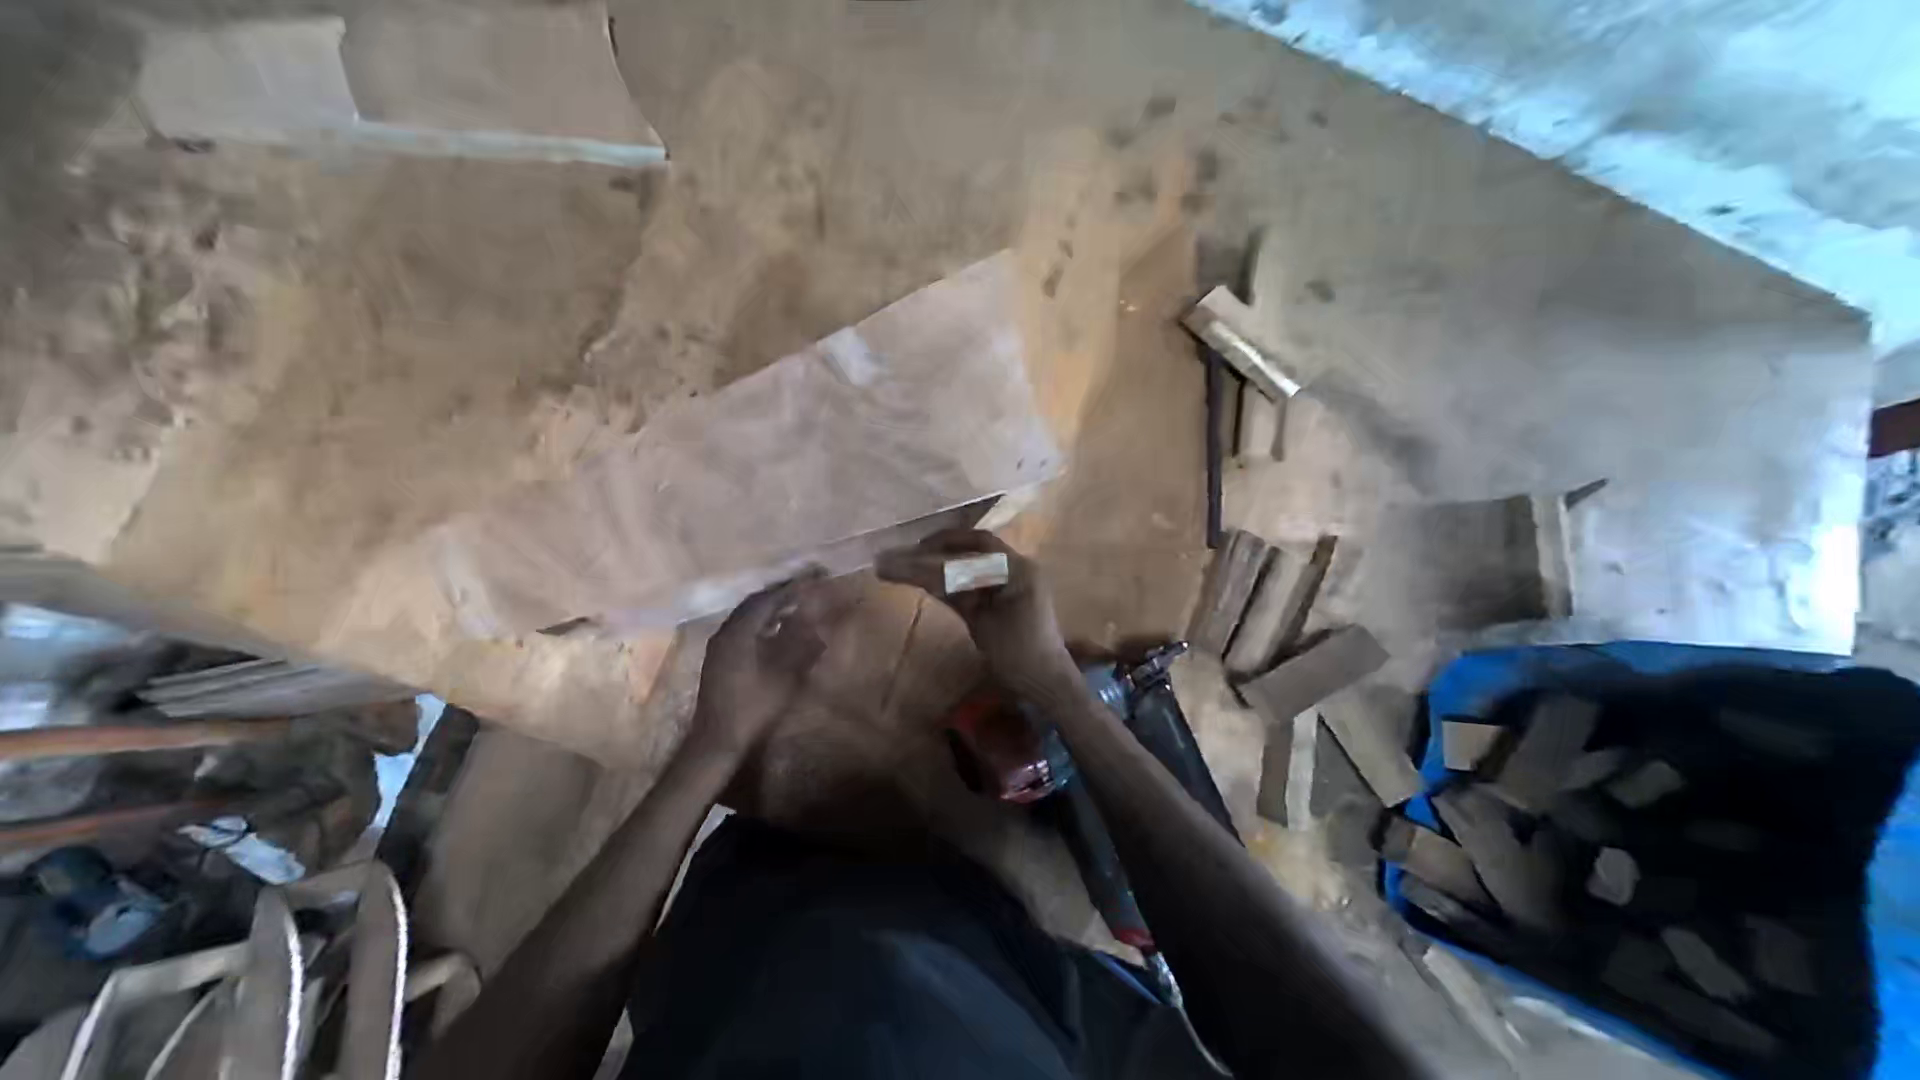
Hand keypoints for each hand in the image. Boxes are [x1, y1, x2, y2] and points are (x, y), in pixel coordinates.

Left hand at [690, 570, 850, 756]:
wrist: (717, 740)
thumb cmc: (754, 706)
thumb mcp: (785, 674)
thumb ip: (800, 642)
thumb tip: (815, 617)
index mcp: (739, 632)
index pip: (768, 599)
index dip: (792, 587)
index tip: (812, 577)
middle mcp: (725, 633)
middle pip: (754, 604)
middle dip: (779, 594)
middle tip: (804, 587)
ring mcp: (718, 647)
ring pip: (746, 617)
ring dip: (769, 608)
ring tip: (793, 605)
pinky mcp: (718, 659)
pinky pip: (742, 629)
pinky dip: (760, 623)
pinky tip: (775, 631)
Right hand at [876, 530, 1075, 693]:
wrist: (1043, 682)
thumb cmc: (1015, 653)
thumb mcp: (982, 622)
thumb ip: (956, 594)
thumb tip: (924, 573)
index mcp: (1018, 569)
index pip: (979, 544)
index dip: (947, 542)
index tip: (920, 546)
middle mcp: (1019, 569)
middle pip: (978, 549)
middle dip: (946, 550)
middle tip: (915, 554)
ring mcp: (1017, 583)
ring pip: (977, 565)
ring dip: (950, 565)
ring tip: (918, 567)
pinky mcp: (1009, 600)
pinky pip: (981, 583)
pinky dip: (959, 582)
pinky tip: (936, 584)